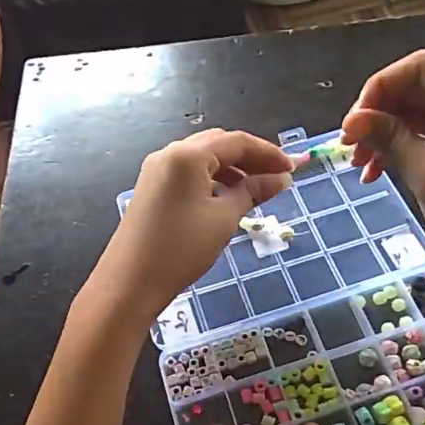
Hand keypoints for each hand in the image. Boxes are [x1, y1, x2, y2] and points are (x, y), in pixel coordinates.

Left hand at [95, 129, 295, 312]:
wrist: (130, 282)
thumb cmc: (181, 249)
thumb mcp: (223, 219)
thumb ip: (252, 193)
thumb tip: (280, 179)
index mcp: (188, 155)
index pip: (236, 141)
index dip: (268, 152)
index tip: (293, 168)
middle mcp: (170, 154)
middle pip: (219, 145)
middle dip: (251, 158)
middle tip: (278, 177)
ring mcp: (158, 172)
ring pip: (204, 160)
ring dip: (233, 170)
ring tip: (258, 191)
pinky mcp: (153, 190)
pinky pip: (190, 175)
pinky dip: (214, 181)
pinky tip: (229, 200)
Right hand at [341, 51, 424, 300]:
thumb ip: (392, 140)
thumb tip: (355, 120)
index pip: (421, 68)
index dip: (380, 88)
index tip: (352, 124)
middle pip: (418, 90)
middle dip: (379, 114)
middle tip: (350, 148)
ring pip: (419, 116)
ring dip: (385, 135)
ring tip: (359, 165)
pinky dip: (402, 151)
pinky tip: (377, 174)